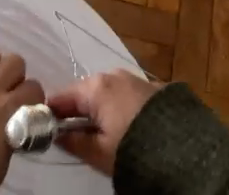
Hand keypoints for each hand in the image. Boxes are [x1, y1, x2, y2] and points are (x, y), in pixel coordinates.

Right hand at [46, 69, 160, 176]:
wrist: (182, 146)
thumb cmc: (132, 148)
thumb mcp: (99, 153)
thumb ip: (74, 142)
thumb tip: (57, 135)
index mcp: (94, 87)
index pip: (62, 97)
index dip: (52, 113)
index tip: (46, 128)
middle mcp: (112, 75)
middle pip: (85, 93)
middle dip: (78, 111)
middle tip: (75, 135)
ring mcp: (134, 78)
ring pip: (107, 93)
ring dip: (101, 109)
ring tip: (102, 132)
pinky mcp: (153, 87)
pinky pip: (127, 95)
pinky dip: (121, 107)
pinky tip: (126, 124)